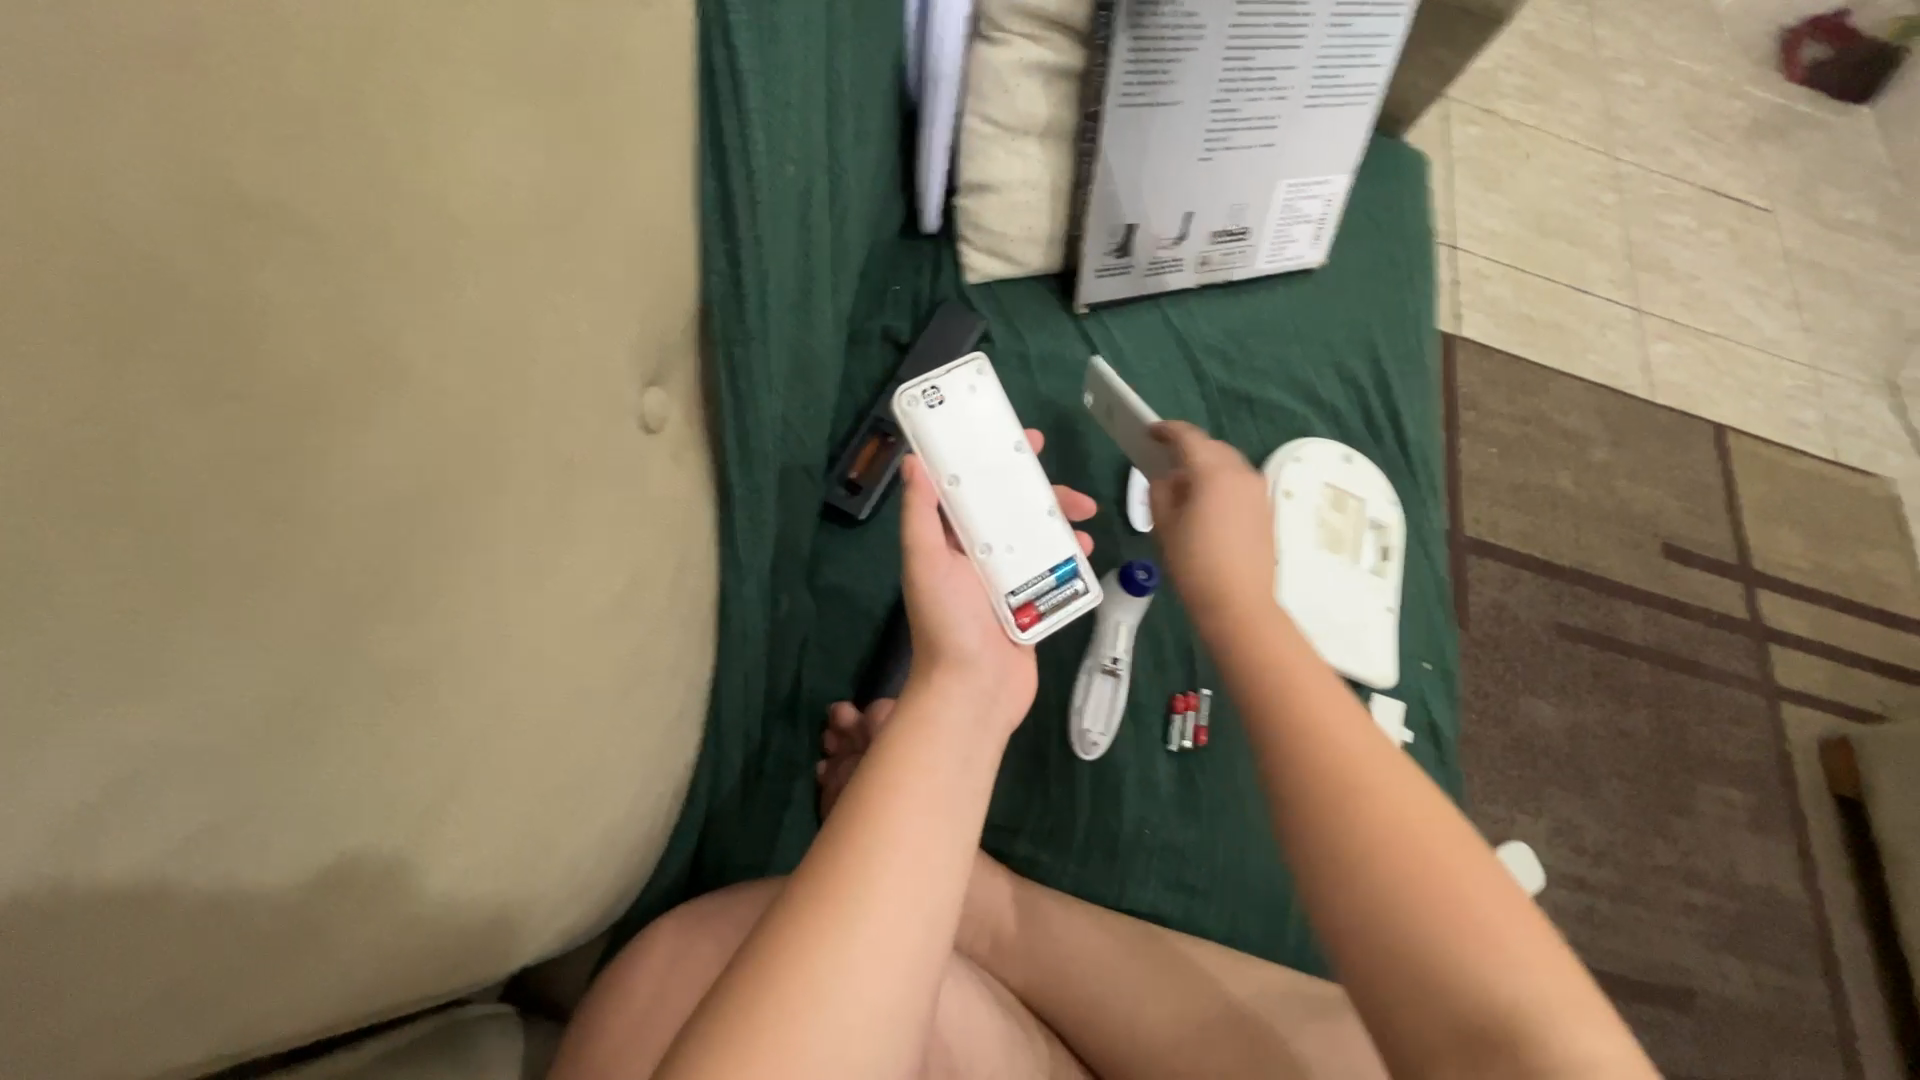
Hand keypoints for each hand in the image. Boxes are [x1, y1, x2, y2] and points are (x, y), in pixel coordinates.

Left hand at [897, 428, 1095, 734]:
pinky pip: (1053, 570)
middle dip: (1040, 493)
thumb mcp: (924, 562)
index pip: (970, 490)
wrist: (973, 691)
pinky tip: (1086, 548)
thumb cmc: (945, 624)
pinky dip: (1070, 556)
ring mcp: (1005, 581)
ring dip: (1060, 521)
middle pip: (1010, 511)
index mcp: (948, 543)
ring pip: (1036, 537)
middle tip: (1068, 485)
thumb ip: (920, 513)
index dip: (992, 462)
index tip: (1021, 442)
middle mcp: (976, 557)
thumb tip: (912, 461)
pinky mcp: (1030, 603)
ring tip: (1086, 515)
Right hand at [1147, 421, 1276, 631]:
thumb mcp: (1164, 524)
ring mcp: (1258, 490)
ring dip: (1206, 464)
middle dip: (1188, 447)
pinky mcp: (1265, 507)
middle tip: (1164, 458)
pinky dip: (1220, 480)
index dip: (1167, 430)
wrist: (1238, 602)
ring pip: (1228, 463)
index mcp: (1213, 472)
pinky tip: (1206, 501)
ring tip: (1184, 480)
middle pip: (1211, 447)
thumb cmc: (1193, 563)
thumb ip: (1161, 490)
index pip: (1188, 437)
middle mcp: (1241, 473)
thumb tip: (1168, 476)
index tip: (1150, 432)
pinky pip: (1239, 481)